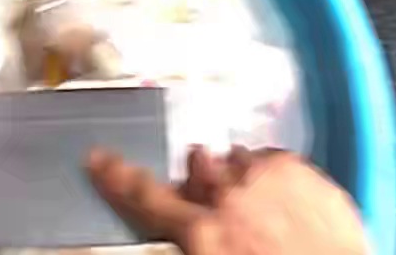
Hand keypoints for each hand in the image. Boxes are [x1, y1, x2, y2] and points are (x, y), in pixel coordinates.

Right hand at [89, 145, 368, 254]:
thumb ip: (194, 238)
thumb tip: (182, 224)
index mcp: (205, 235)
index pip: (146, 198)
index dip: (116, 176)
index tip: (94, 157)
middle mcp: (227, 196)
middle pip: (196, 165)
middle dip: (203, 180)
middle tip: (220, 204)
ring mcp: (265, 177)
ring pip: (236, 158)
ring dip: (241, 178)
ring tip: (264, 208)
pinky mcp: (301, 169)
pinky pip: (272, 157)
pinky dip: (274, 176)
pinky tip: (290, 203)